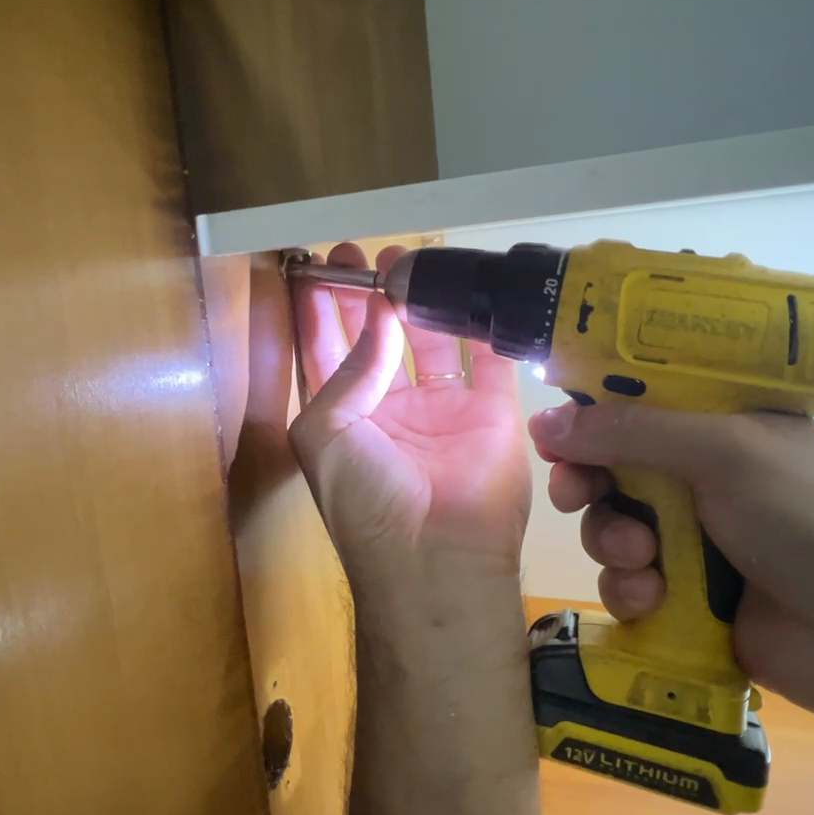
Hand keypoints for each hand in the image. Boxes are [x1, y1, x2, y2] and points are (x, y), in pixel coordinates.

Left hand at [288, 244, 531, 584]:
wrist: (434, 561)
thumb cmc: (364, 498)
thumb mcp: (326, 433)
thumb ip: (347, 370)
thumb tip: (375, 318)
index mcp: (342, 414)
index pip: (327, 347)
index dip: (323, 306)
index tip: (321, 262)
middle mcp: (391, 407)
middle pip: (380, 337)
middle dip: (373, 294)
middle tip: (370, 253)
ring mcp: (444, 409)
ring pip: (434, 340)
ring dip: (424, 301)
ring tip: (413, 260)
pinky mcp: (492, 414)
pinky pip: (490, 359)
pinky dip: (484, 323)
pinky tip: (471, 285)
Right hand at [528, 402, 813, 716]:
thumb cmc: (807, 521)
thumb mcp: (720, 453)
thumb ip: (628, 432)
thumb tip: (542, 422)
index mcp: (726, 426)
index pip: (641, 404)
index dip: (593, 414)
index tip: (555, 431)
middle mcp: (706, 476)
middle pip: (613, 466)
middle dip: (588, 481)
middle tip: (573, 494)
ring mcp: (696, 537)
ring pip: (613, 525)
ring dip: (612, 541)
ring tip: (642, 560)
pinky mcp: (685, 595)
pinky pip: (627, 580)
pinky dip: (630, 588)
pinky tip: (651, 599)